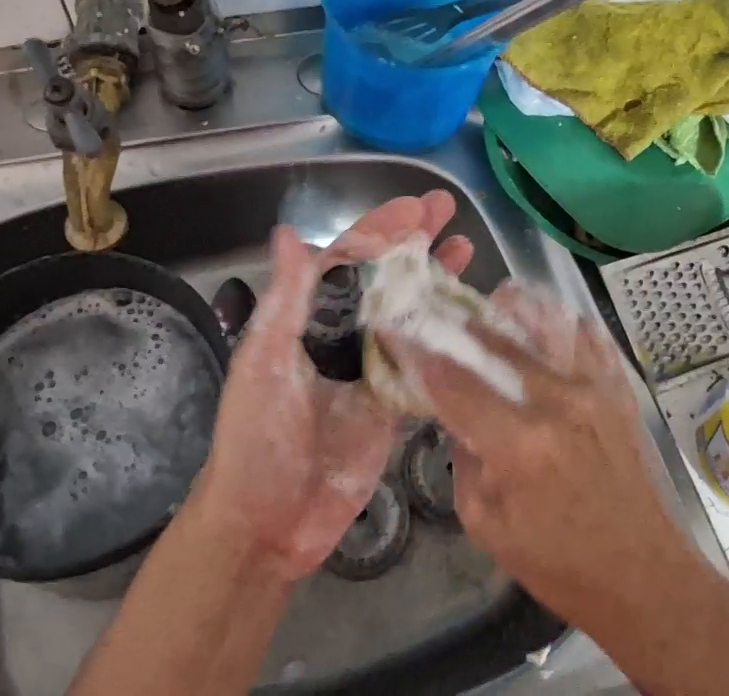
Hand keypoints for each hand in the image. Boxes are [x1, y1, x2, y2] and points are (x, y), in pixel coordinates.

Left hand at [191, 191, 473, 580]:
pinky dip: (446, 341)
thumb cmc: (256, 438)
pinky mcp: (392, 410)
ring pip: (408, 316)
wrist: (268, 523)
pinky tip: (472, 321)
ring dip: (434, 282)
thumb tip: (288, 232)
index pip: (347, 260)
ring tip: (467, 249)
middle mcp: (339, 338)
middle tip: (448, 210)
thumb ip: (286, 298)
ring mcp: (369, 373)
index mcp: (305, 320)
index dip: (380, 229)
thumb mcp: (265, 362)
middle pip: (383, 280)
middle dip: (414, 243)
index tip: (414, 206)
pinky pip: (423, 367)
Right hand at [384, 285, 686, 630]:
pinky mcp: (621, 396)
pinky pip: (594, 343)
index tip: (397, 334)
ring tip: (498, 297)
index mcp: (518, 443)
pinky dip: (570, 326)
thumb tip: (457, 418)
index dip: (420, 355)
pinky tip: (554, 317)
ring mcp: (595, 393)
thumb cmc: (559, 564)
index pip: (454, 383)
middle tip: (439, 310)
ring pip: (549, 330)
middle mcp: (557, 403)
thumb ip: (465, 462)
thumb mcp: (486, 526)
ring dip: (518, 310)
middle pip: (499, 345)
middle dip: (462, 325)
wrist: (645, 578)